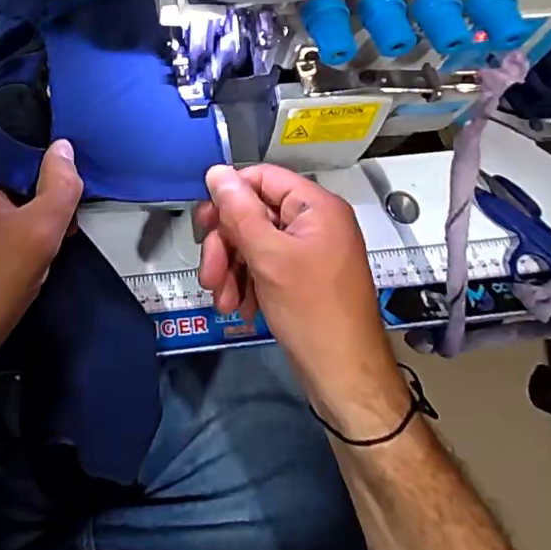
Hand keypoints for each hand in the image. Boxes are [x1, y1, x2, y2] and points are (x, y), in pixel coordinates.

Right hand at [195, 164, 407, 433]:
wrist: (345, 377)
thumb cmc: (312, 311)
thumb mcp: (269, 257)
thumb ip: (239, 211)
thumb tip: (216, 172)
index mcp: (315, 206)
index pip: (261, 178)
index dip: (229, 196)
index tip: (204, 223)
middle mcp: (314, 222)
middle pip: (253, 213)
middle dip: (226, 244)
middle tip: (210, 273)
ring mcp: (309, 251)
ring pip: (254, 242)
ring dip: (232, 269)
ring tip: (224, 300)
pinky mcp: (302, 277)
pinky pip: (265, 265)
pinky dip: (247, 282)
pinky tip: (239, 307)